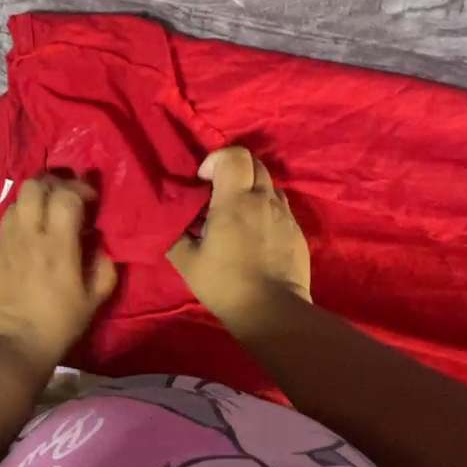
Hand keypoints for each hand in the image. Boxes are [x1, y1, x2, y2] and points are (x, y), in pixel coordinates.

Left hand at [0, 176, 117, 373]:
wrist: (14, 344)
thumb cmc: (59, 323)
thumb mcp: (95, 297)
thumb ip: (104, 264)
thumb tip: (100, 242)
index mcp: (57, 244)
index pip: (65, 195)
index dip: (80, 189)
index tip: (90, 202)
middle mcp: (27, 235)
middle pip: (32, 185)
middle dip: (52, 184)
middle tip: (64, 198)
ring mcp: (4, 242)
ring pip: (14, 201)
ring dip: (32, 202)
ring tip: (44, 217)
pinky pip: (2, 225)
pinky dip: (17, 223)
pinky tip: (25, 239)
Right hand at [167, 147, 311, 333]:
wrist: (272, 311)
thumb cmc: (224, 284)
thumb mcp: (187, 261)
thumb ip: (175, 233)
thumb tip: (169, 219)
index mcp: (235, 201)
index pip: (234, 155)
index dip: (216, 160)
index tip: (203, 181)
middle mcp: (264, 200)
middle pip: (254, 163)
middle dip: (233, 171)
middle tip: (217, 195)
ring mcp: (285, 214)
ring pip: (268, 184)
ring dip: (250, 189)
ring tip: (235, 215)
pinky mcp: (296, 230)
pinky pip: (279, 205)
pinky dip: (263, 208)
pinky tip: (253, 234)